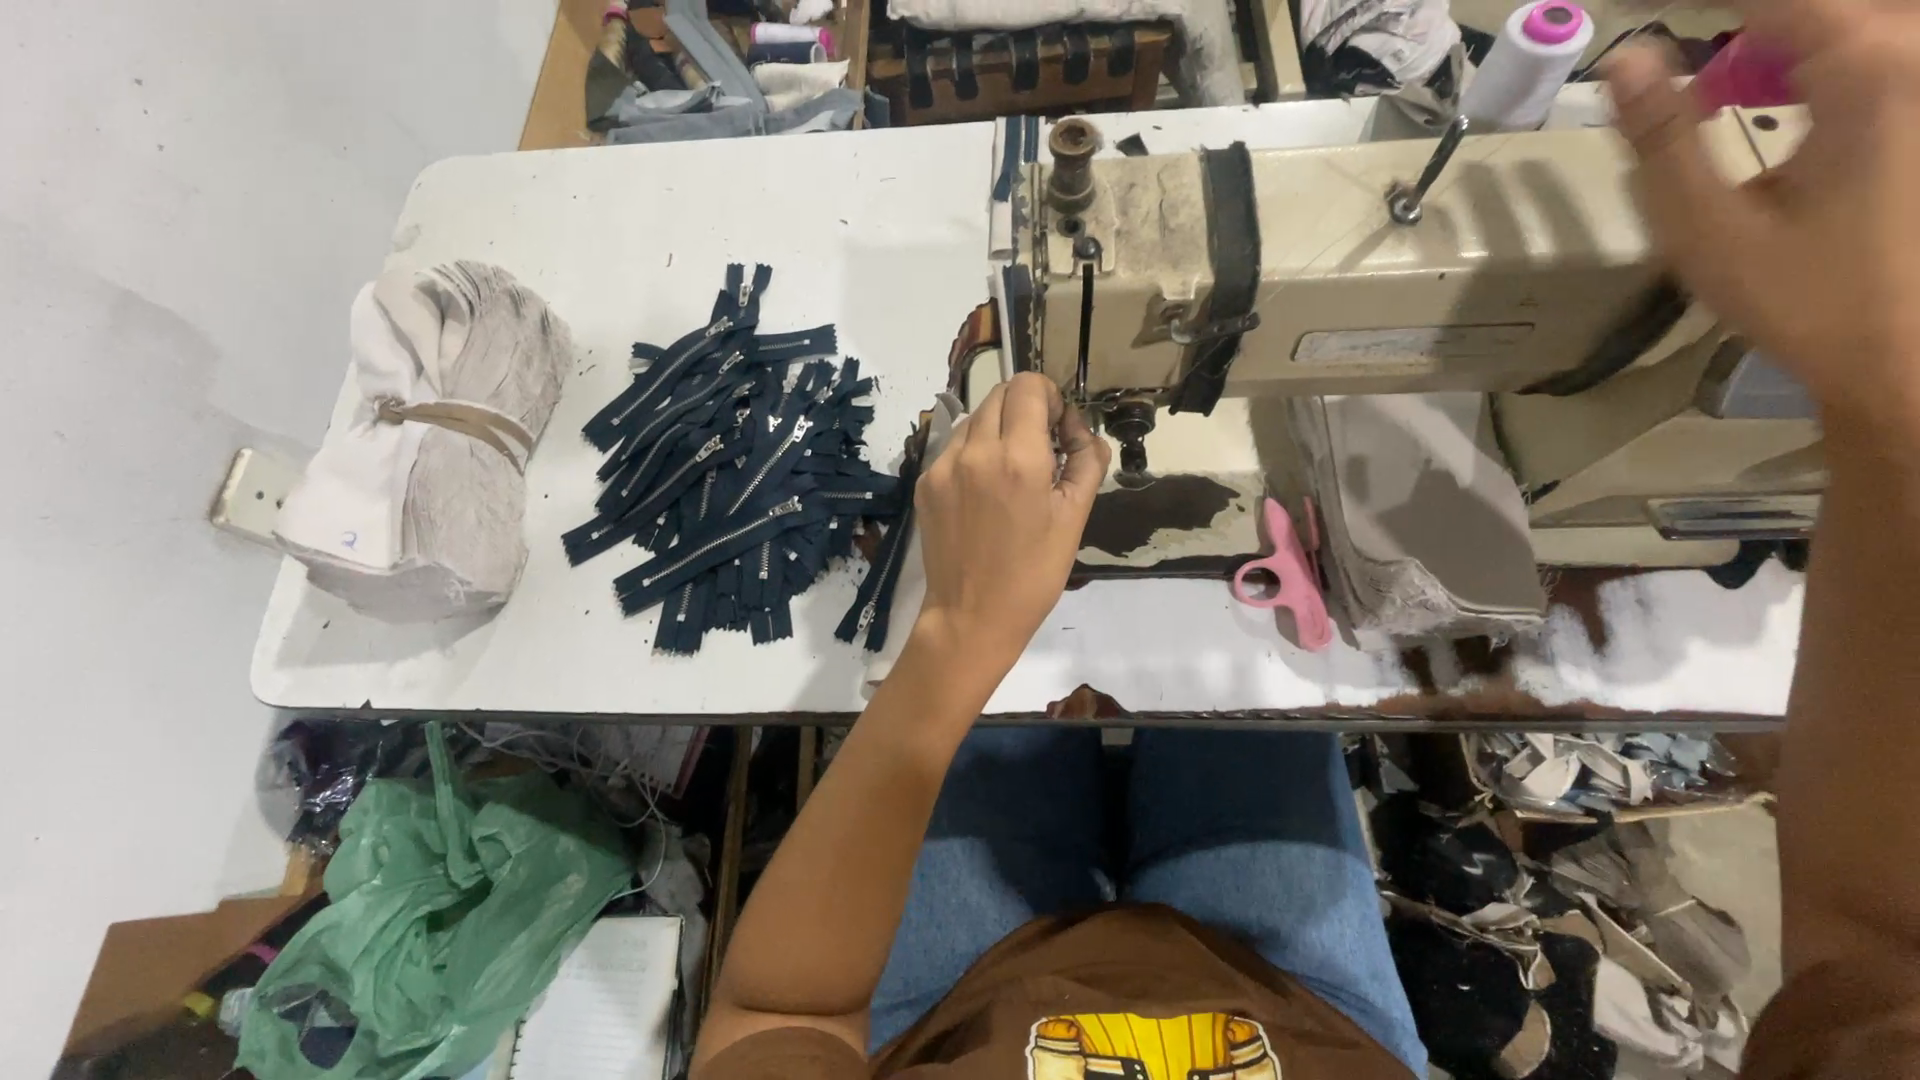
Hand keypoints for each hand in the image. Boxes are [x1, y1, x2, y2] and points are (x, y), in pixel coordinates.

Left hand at [911, 373, 1110, 671]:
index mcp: (1018, 457)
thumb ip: (1086, 461)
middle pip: (999, 395)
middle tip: (1040, 450)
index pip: (1028, 386)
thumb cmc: (1033, 573)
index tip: (1059, 430)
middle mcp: (975, 450)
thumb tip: (1081, 430)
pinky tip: (984, 492)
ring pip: (974, 419)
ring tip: (1011, 474)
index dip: (1050, 398)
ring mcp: (942, 466)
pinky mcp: (924, 484)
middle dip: (1025, 409)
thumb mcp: (1075, 518)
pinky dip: (973, 453)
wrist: (972, 616)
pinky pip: (953, 448)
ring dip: (998, 429)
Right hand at [1606, 5, 1919, 431]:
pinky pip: (1875, 50)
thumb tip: (1627, 59)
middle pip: (1815, 12)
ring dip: (1778, 48)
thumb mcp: (1706, 225)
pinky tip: (1773, 90)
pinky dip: (1812, 61)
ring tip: (1716, 74)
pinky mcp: (1919, 102)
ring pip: (1849, 31)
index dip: (1695, 2)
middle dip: (1741, 27)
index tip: (1638, 11)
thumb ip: (1663, 136)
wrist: (1907, 349)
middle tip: (1666, 51)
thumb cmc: (1801, 296)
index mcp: (1872, 70)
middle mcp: (1918, 53)